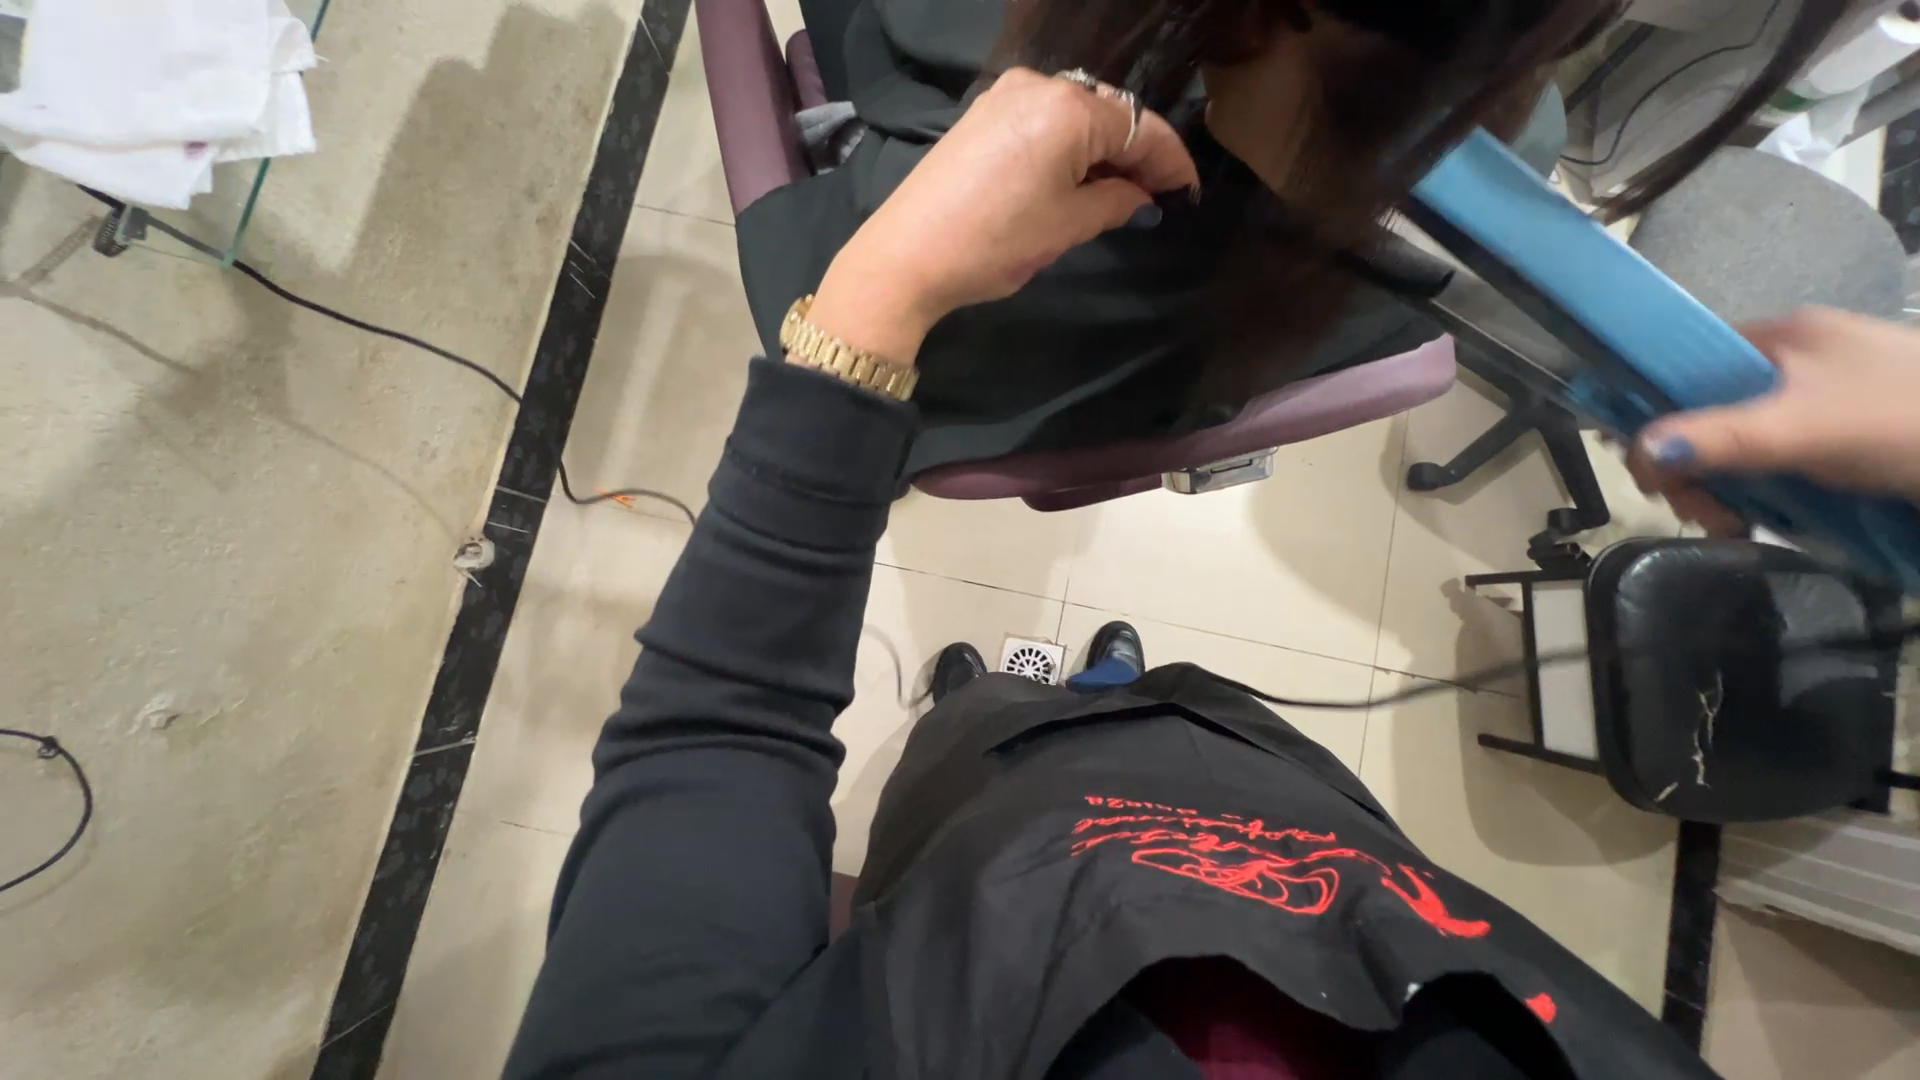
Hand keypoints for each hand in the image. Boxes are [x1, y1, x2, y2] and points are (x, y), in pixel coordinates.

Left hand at [805, 68, 1200, 364]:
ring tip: (1116, 194)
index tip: (1186, 193)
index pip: (1141, 127)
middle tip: (1152, 196)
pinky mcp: (982, 116)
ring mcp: (1005, 96)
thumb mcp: (1065, 228)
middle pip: (1108, 114)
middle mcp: (1039, 86)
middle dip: (1135, 154)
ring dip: (1100, 152)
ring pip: (1074, 118)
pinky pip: (1042, 123)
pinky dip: (1066, 149)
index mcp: (1069, 109)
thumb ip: (1114, 202)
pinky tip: (1073, 180)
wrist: (906, 256)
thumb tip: (1142, 195)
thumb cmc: (994, 244)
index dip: (1170, 162)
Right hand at [1629, 308, 1919, 529]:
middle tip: (1699, 511)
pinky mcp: (1844, 437)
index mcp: (1781, 338)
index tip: (1646, 465)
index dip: (1649, 414)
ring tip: (1732, 522)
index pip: (1679, 367)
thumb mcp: (1806, 430)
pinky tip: (1761, 516)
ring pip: (1733, 443)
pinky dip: (1756, 491)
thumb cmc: (1916, 422)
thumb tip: (1634, 453)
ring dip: (1718, 487)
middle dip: (1687, 467)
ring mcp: (1821, 401)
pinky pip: (1770, 461)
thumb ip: (1716, 438)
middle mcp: (1795, 362)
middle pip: (1701, 413)